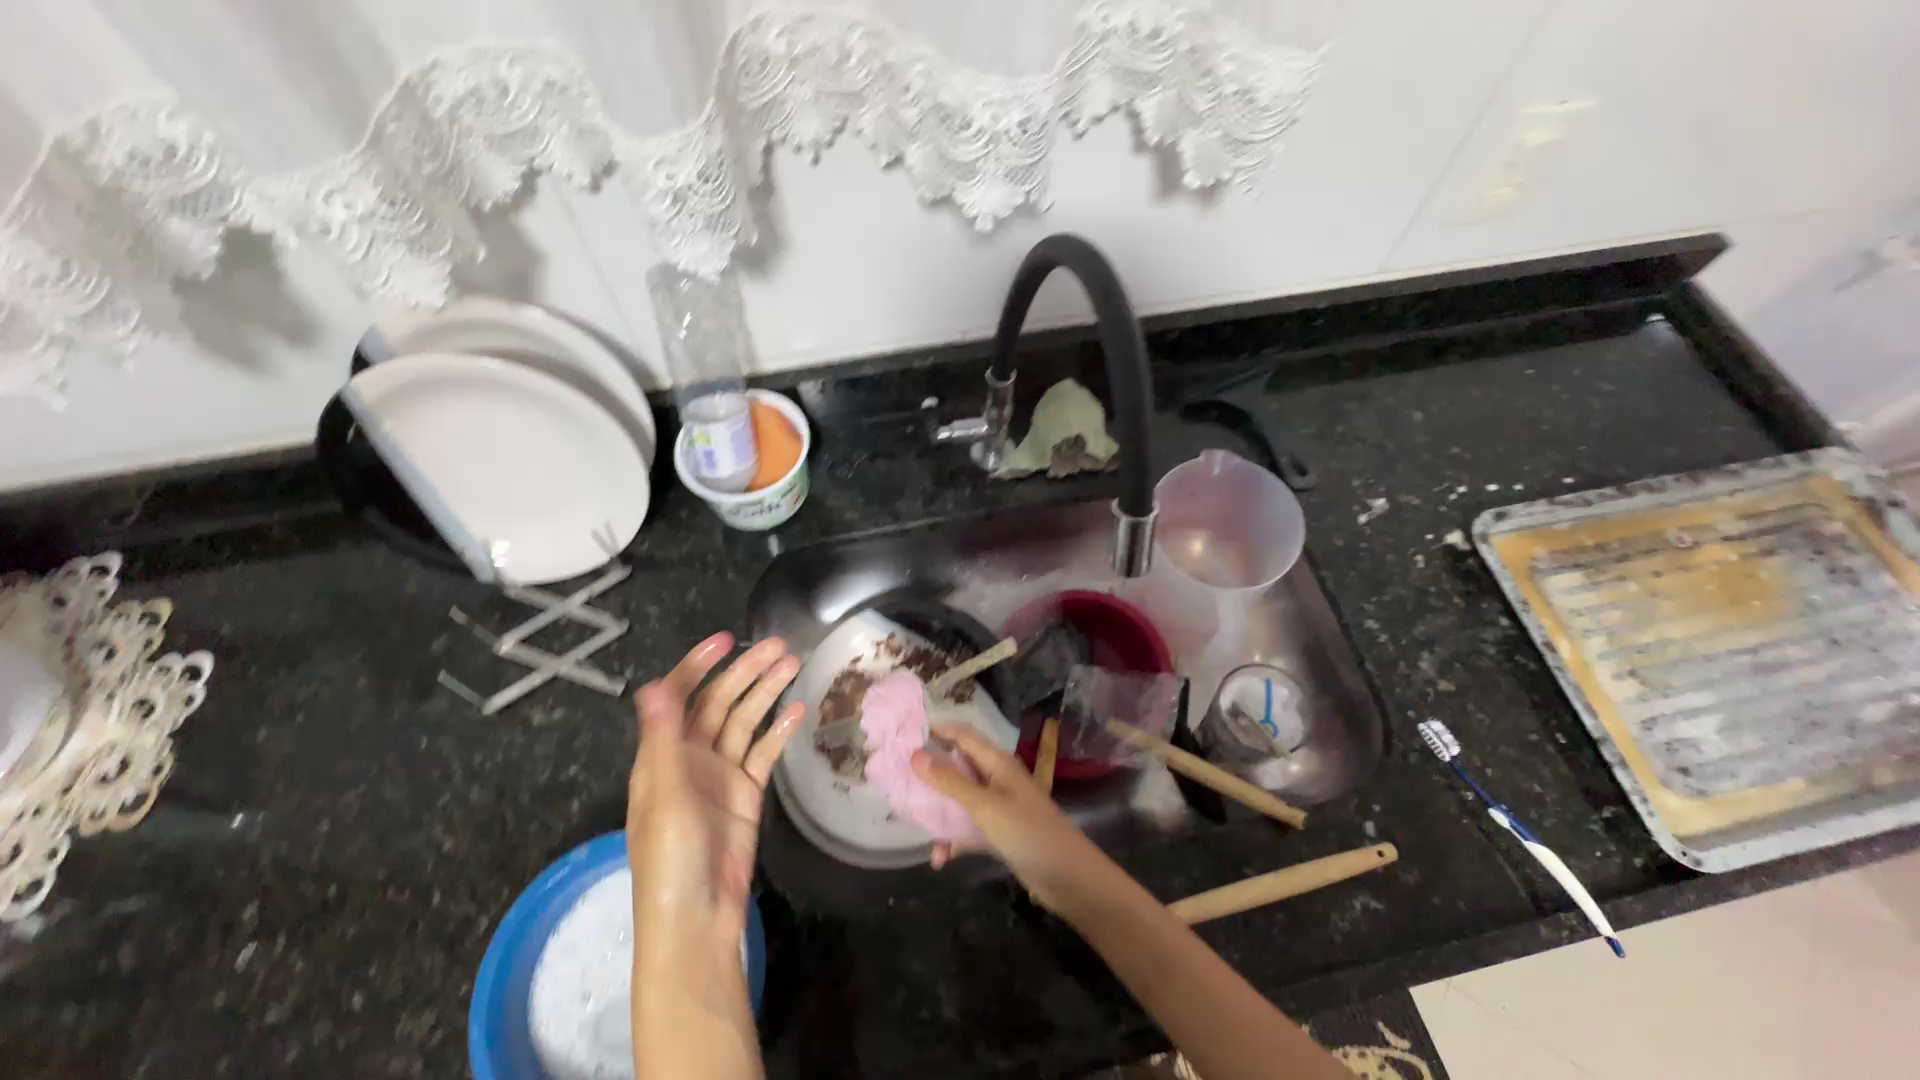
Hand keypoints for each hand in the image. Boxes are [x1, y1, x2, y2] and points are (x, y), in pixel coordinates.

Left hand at [627, 632, 803, 957]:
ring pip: (745, 722)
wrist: (696, 919)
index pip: (680, 697)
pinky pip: (764, 754)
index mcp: (661, 755)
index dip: (699, 665)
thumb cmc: (669, 859)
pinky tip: (799, 710)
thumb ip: (663, 738)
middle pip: (719, 703)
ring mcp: (720, 776)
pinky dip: (779, 731)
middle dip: (746, 672)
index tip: (727, 639)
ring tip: (794, 665)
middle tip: (780, 645)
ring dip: (766, 694)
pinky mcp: (746, 795)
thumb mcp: (663, 795)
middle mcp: (690, 758)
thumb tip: (655, 683)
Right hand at [911, 724, 1120, 916]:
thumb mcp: (984, 805)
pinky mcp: (1001, 833)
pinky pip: (969, 829)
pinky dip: (955, 840)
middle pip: (958, 767)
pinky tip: (940, 859)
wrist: (1068, 876)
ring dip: (939, 812)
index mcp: (997, 763)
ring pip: (960, 800)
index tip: (902, 735)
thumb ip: (949, 781)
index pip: (962, 735)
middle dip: (930, 774)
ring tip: (912, 821)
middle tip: (897, 780)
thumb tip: (915, 754)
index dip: (936, 731)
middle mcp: (997, 779)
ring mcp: (999, 807)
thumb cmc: (1027, 832)